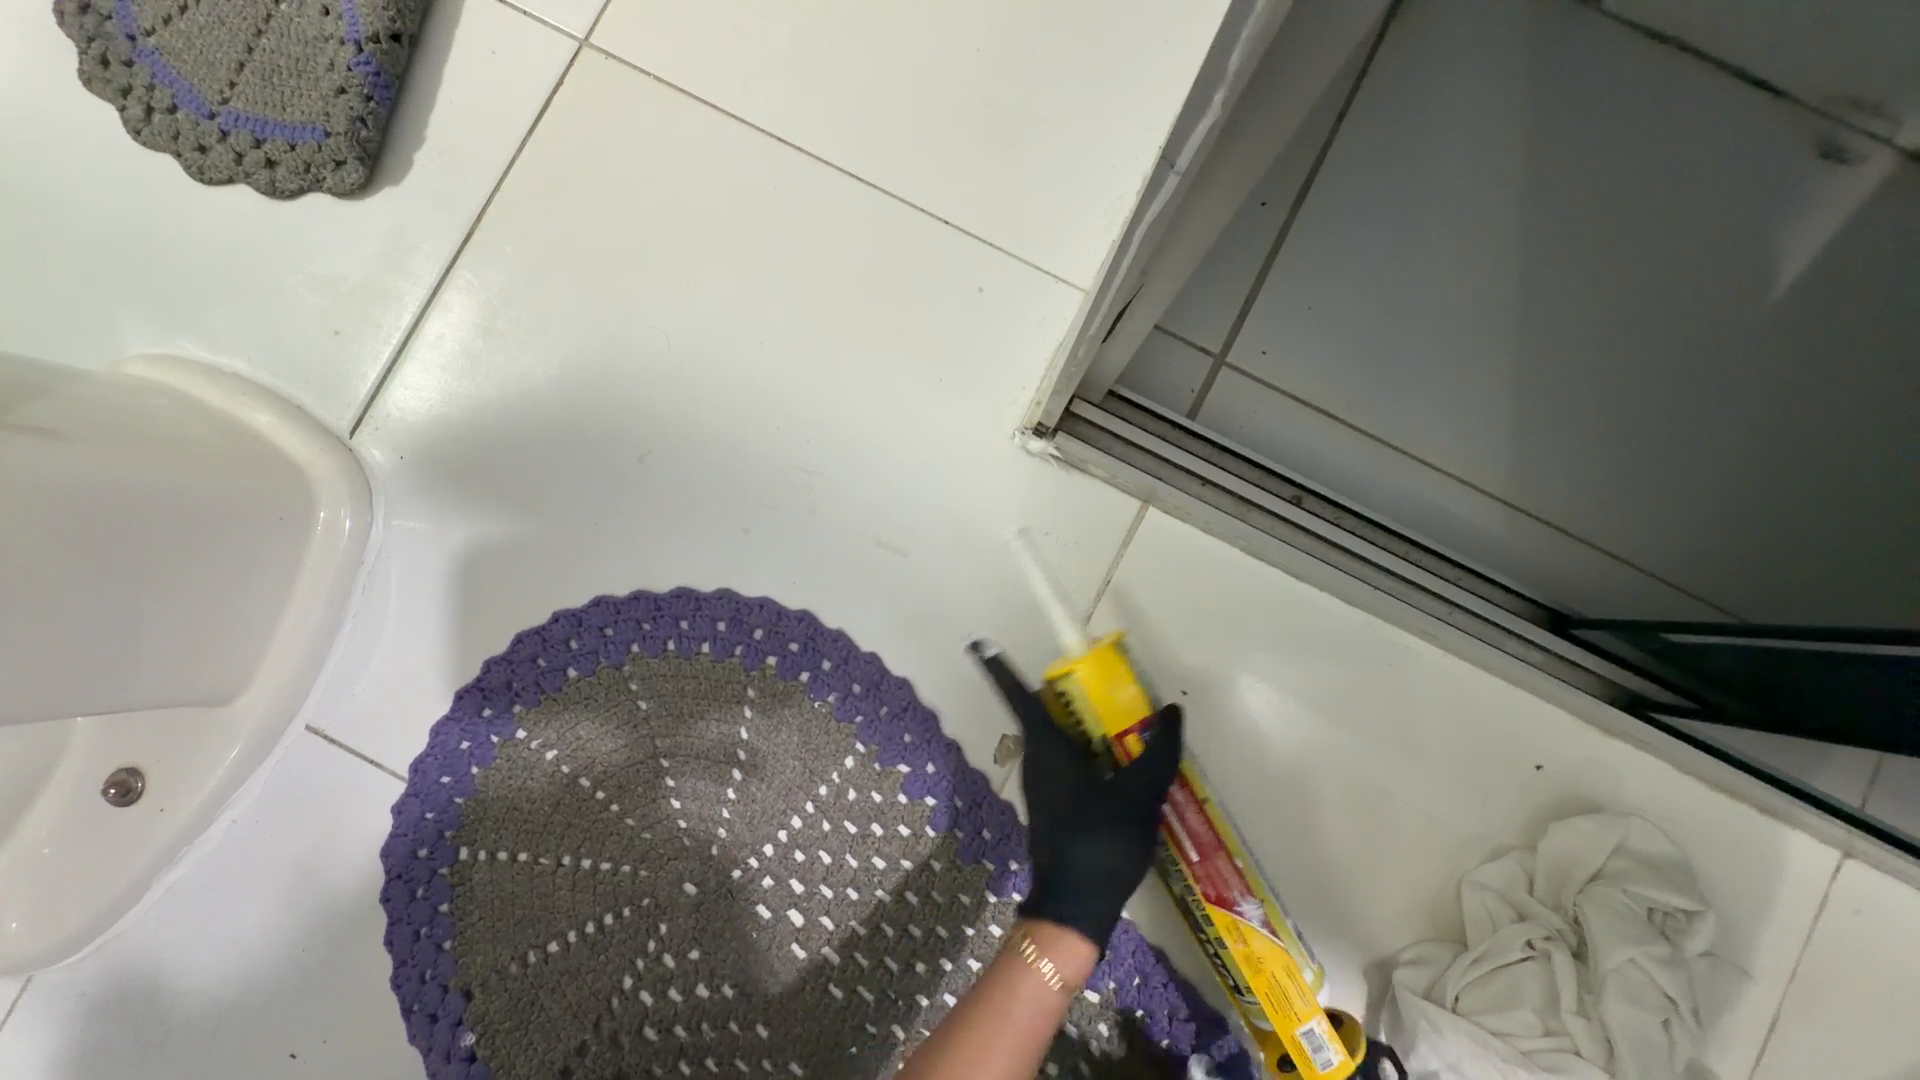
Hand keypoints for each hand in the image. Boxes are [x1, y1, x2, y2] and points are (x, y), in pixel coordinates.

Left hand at [969, 640, 1184, 952]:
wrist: (1075, 904)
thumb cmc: (1101, 841)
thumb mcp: (1140, 795)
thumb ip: (1159, 752)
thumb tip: (1173, 712)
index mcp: (1047, 747)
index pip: (1018, 696)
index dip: (999, 669)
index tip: (979, 644)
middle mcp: (1036, 758)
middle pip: (1043, 711)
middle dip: (1065, 690)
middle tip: (1098, 676)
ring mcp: (1041, 783)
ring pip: (1056, 737)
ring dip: (1080, 722)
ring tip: (1120, 713)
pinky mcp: (1051, 802)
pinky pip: (1065, 761)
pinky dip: (1086, 750)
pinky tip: (1119, 760)